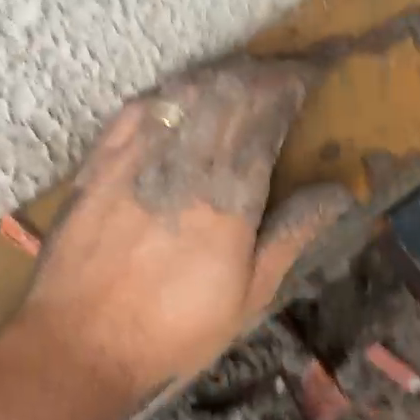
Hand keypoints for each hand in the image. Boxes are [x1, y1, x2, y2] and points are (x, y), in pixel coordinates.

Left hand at [16, 58, 353, 396]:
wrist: (79, 345)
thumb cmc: (173, 331)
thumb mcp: (249, 296)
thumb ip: (292, 234)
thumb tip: (340, 192)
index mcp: (226, 194)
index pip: (265, 114)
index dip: (290, 85)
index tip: (311, 76)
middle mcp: (182, 161)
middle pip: (225, 91)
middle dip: (259, 74)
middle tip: (280, 76)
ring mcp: (133, 158)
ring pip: (181, 92)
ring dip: (216, 77)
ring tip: (237, 81)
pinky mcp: (96, 164)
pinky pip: (136, 109)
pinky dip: (166, 94)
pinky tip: (178, 98)